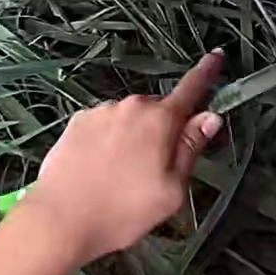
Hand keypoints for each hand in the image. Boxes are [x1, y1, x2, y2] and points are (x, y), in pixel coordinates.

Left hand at [22, 49, 224, 264]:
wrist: (58, 219)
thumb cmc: (122, 211)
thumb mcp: (171, 191)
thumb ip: (191, 149)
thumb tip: (210, 116)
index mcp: (160, 120)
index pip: (191, 88)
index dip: (207, 72)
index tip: (217, 54)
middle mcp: (132, 105)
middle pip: (158, 110)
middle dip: (162, 129)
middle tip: (154, 168)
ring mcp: (102, 110)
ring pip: (129, 118)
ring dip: (132, 136)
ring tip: (119, 176)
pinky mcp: (77, 120)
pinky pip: (104, 124)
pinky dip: (107, 140)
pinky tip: (97, 168)